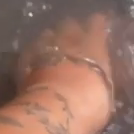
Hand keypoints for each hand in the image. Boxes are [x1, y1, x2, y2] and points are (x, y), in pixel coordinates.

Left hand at [18, 14, 114, 133]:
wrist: (54, 110)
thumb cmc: (89, 104)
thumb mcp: (106, 95)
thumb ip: (103, 83)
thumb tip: (103, 82)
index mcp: (93, 45)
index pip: (97, 22)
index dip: (98, 23)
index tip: (100, 24)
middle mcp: (70, 39)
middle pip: (70, 23)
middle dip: (72, 29)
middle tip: (74, 39)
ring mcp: (46, 47)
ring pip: (48, 34)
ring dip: (51, 40)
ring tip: (52, 50)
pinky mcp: (26, 60)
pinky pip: (31, 52)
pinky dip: (34, 56)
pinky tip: (34, 65)